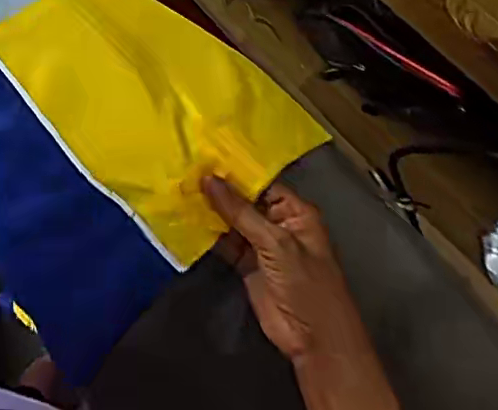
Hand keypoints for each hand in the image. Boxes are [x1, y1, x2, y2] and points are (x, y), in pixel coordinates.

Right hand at [202, 176, 369, 362]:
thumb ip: (241, 211)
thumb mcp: (275, 242)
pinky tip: (190, 221)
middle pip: (245, 202)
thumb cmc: (304, 282)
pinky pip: (227, 245)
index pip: (261, 184)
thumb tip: (210, 179)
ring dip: (212, 212)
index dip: (236, 173)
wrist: (313, 339)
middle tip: (188, 172)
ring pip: (233, 222)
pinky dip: (211, 236)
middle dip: (220, 191)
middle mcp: (277, 224)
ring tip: (184, 191)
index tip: (207, 158)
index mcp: (294, 211)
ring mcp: (262, 246)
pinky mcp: (248, 267)